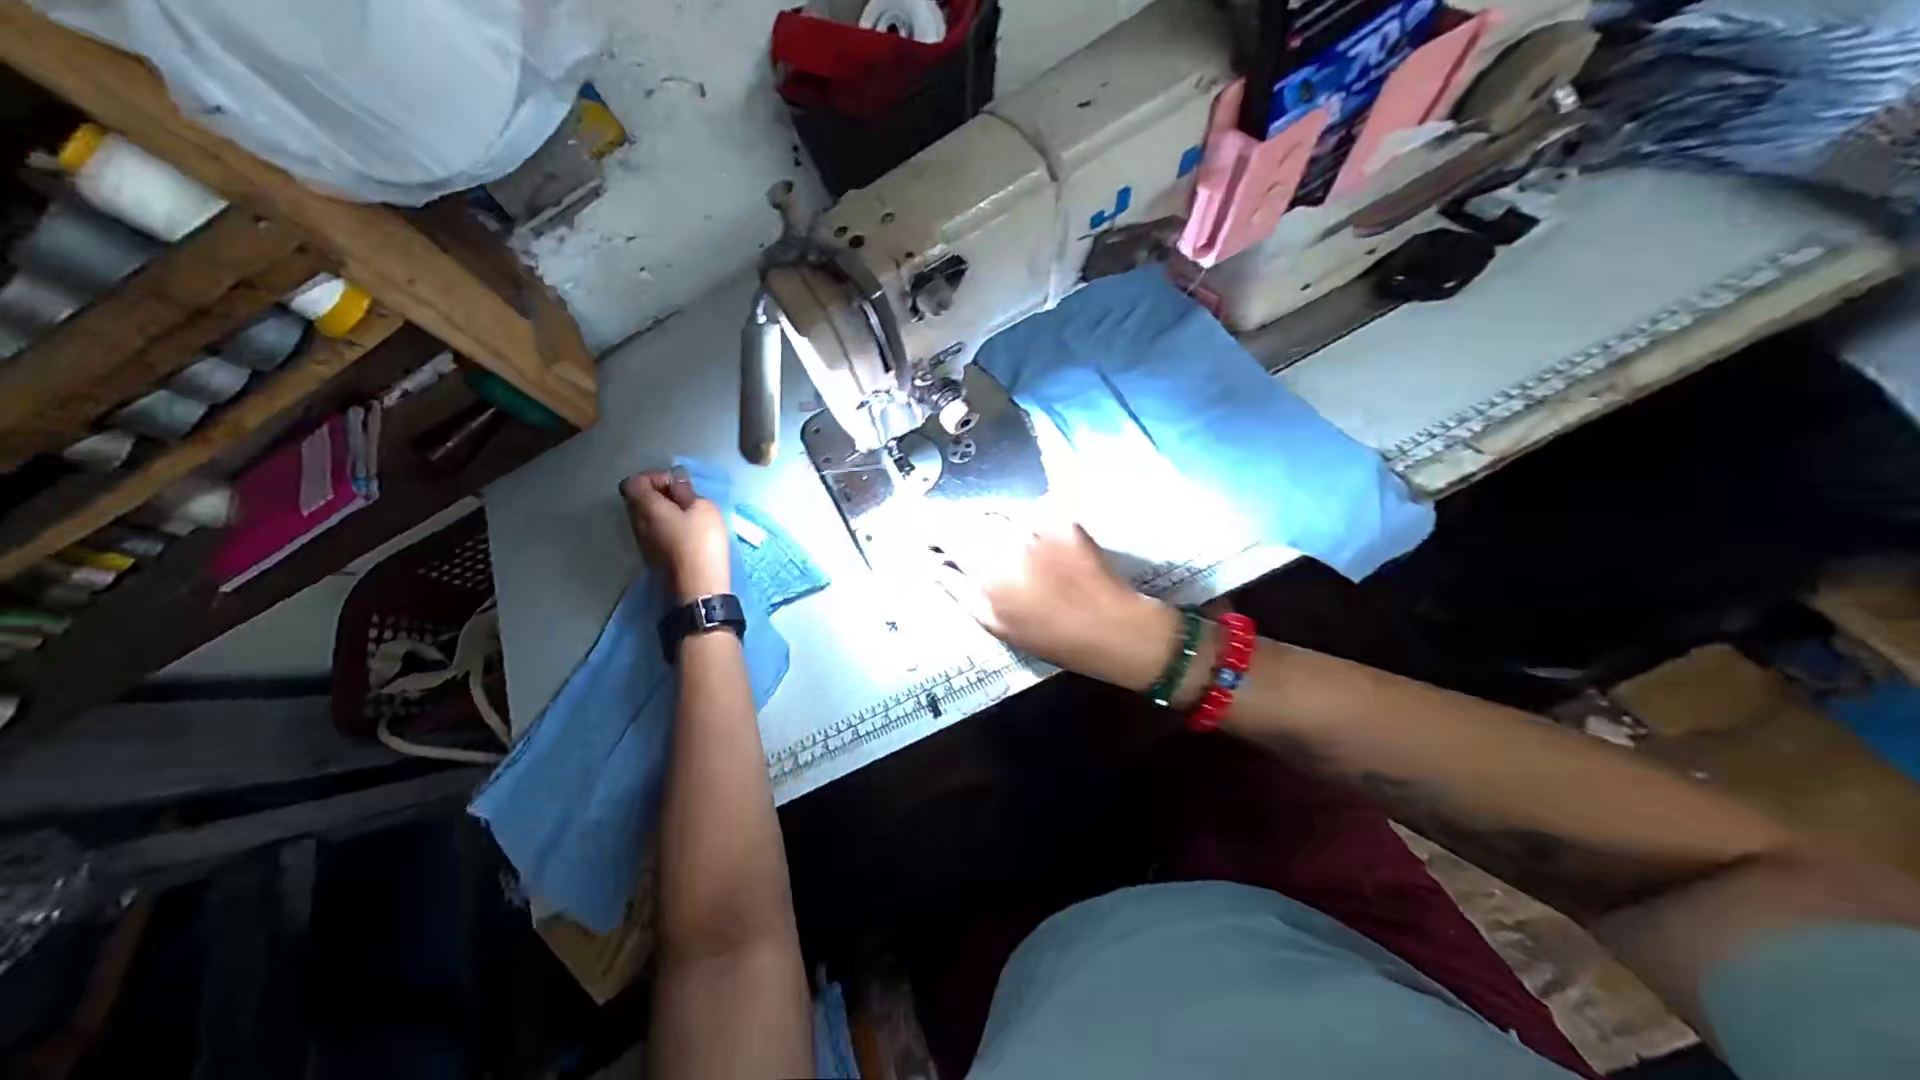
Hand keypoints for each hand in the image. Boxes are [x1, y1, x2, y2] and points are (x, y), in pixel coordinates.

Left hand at [621, 466, 730, 602]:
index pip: (633, 482)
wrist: (697, 589)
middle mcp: (636, 523)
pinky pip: (654, 533)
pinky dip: (667, 527)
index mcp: (645, 507)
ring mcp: (642, 543)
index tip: (677, 484)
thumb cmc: (701, 543)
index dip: (654, 477)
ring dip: (665, 512)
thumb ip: (687, 490)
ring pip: (646, 517)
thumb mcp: (704, 508)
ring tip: (690, 516)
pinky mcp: (652, 558)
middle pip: (638, 499)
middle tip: (686, 499)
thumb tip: (677, 480)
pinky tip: (688, 534)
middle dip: (660, 494)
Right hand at [931, 517, 1178, 691]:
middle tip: (984, 555)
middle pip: (975, 519)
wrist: (1112, 626)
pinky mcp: (1064, 518)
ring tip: (1021, 556)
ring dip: (1001, 528)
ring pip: (1005, 515)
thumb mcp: (996, 624)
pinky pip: (1035, 515)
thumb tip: (935, 567)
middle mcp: (1009, 535)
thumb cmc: (1050, 635)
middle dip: (971, 531)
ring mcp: (1039, 523)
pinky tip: (1046, 551)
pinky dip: (1032, 527)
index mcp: (987, 565)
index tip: (935, 541)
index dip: (937, 534)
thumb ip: (959, 591)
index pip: (947, 533)